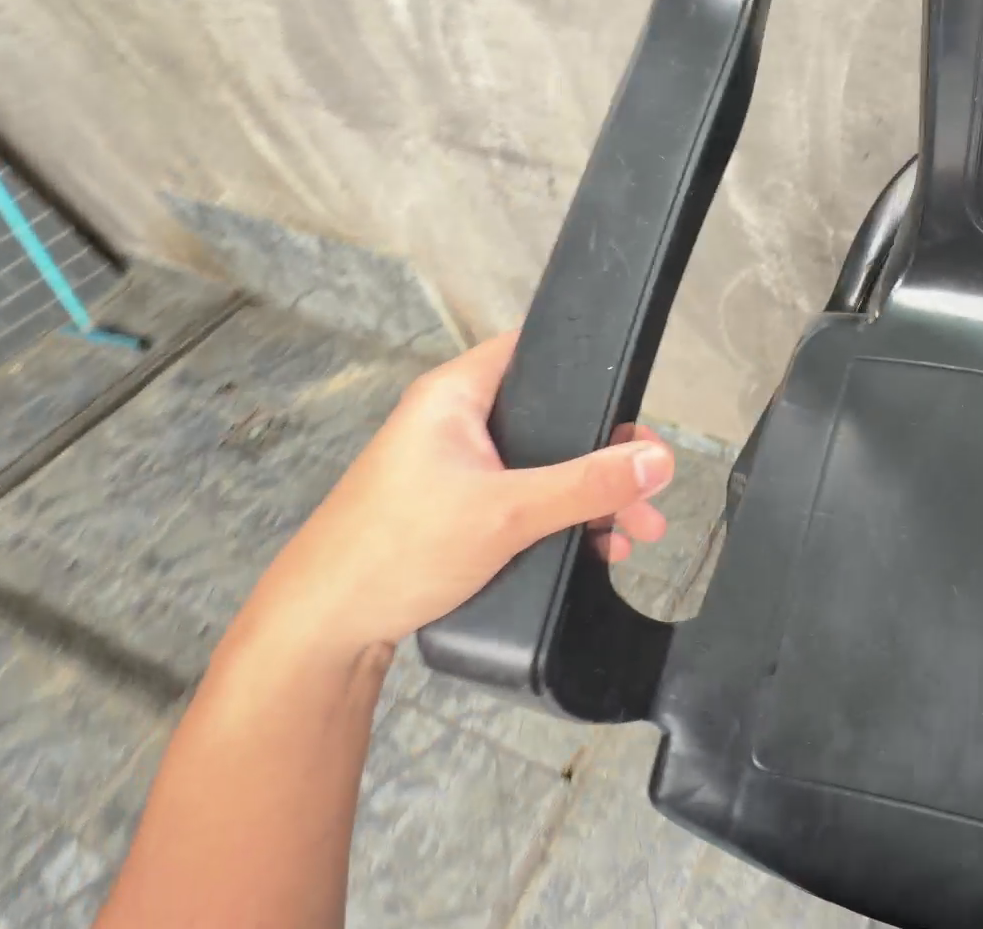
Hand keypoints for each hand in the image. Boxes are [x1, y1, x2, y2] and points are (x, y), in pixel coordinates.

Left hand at [241, 331, 675, 659]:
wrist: (325, 629)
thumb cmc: (393, 552)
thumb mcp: (508, 513)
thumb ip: (588, 485)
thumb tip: (656, 461)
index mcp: (456, 398)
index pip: (534, 353)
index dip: (587, 370)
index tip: (633, 405)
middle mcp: (458, 425)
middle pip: (554, 420)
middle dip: (607, 456)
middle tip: (648, 483)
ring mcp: (459, 469)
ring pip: (546, 467)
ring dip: (594, 496)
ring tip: (637, 529)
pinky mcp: (460, 509)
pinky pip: (529, 501)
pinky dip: (565, 520)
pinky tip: (597, 547)